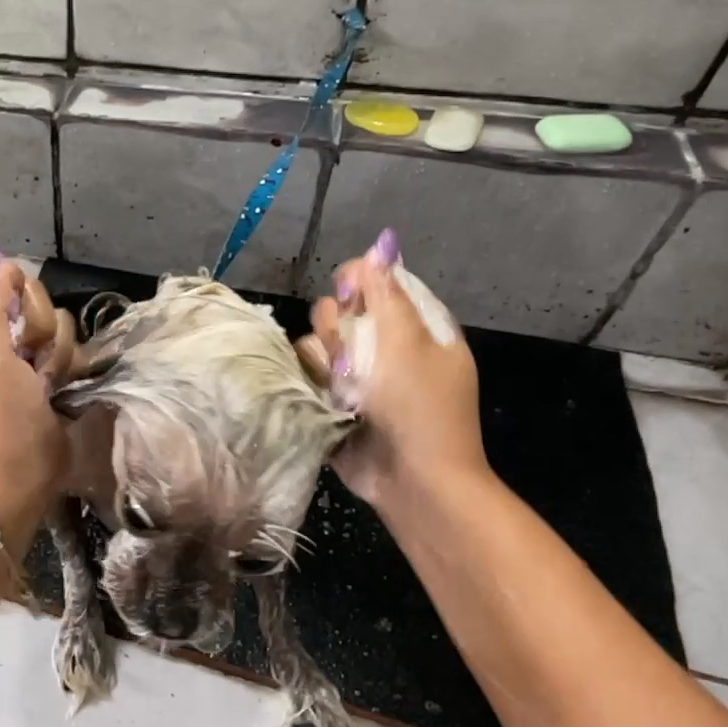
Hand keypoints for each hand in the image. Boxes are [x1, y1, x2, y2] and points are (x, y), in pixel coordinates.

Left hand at [0, 258, 66, 517]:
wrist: (24, 472)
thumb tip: (1, 264)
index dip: (3, 281)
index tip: (15, 299)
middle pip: (26, 293)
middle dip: (36, 319)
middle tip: (29, 350)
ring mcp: (25, 353)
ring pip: (54, 319)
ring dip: (55, 349)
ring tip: (43, 381)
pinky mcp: (51, 370)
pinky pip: (70, 345)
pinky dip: (67, 365)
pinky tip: (58, 388)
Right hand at [307, 252, 487, 505]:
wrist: (414, 480)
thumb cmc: (420, 408)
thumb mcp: (410, 344)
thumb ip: (387, 293)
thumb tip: (378, 246)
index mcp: (414, 326)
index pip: (372, 281)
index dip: (356, 285)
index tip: (352, 301)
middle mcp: (383, 345)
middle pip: (336, 310)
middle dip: (338, 331)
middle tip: (355, 358)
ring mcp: (356, 374)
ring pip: (314, 342)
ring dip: (324, 363)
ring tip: (343, 390)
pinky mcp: (332, 399)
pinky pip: (306, 375)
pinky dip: (312, 385)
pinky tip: (326, 401)